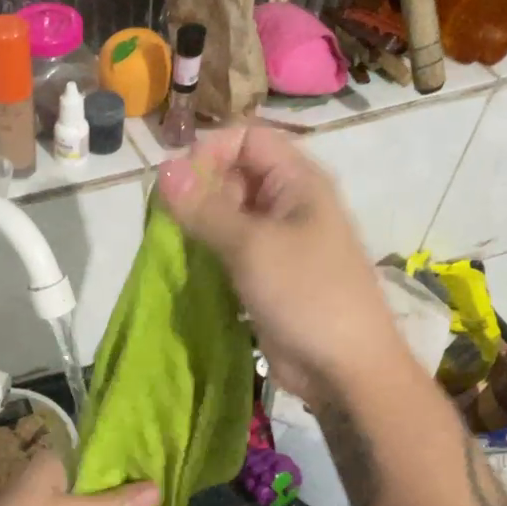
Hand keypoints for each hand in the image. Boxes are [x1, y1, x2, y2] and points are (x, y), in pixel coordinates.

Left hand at [0, 452, 157, 505]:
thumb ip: (116, 504)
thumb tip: (157, 489)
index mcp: (53, 459)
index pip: (95, 451)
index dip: (123, 461)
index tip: (150, 472)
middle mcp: (42, 471)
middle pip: (86, 475)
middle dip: (113, 486)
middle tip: (147, 497)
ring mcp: (32, 495)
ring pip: (74, 495)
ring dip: (97, 505)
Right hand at [157, 123, 391, 400]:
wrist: (344, 367)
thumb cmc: (306, 295)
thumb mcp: (252, 246)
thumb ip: (204, 207)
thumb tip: (162, 167)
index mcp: (298, 181)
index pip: (246, 138)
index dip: (209, 152)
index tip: (176, 185)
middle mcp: (288, 203)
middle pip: (233, 174)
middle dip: (198, 191)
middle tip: (168, 223)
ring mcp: (278, 241)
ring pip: (227, 216)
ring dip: (198, 226)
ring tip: (172, 246)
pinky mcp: (266, 276)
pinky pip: (229, 251)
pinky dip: (207, 255)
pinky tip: (187, 270)